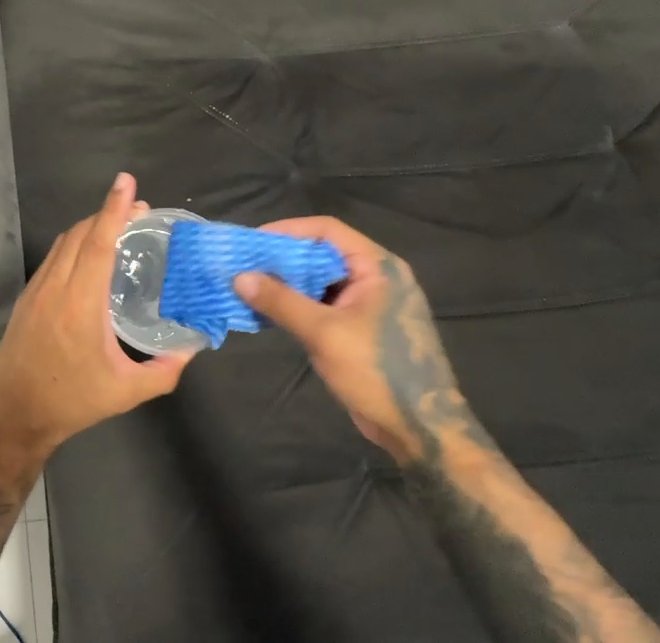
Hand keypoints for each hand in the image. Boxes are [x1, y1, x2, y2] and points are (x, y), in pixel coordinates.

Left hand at [0, 174, 194, 455]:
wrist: (14, 413)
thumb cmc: (72, 400)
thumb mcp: (127, 391)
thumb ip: (165, 370)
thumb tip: (192, 348)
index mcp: (80, 304)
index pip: (98, 243)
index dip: (114, 210)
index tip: (127, 184)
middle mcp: (55, 288)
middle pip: (80, 235)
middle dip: (108, 215)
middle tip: (139, 210)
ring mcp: (36, 290)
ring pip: (63, 244)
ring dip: (90, 228)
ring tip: (119, 227)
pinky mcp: (27, 298)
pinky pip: (53, 258)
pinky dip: (74, 245)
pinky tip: (90, 256)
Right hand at [232, 217, 473, 463]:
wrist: (420, 429)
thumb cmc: (377, 371)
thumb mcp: (324, 333)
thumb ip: (281, 301)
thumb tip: (240, 277)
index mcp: (378, 268)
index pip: (327, 230)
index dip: (288, 230)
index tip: (252, 242)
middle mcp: (377, 278)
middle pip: (323, 253)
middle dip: (282, 258)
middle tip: (245, 264)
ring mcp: (371, 304)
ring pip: (322, 280)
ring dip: (288, 283)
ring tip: (251, 287)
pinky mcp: (363, 328)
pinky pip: (326, 304)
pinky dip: (299, 304)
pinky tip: (271, 312)